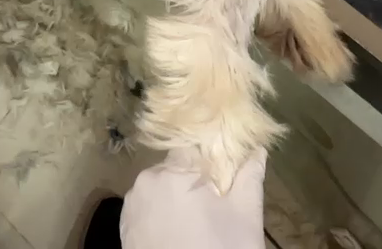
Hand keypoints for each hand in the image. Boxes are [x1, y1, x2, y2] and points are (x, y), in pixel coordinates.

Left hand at [120, 150, 266, 248]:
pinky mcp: (124, 224)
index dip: (208, 158)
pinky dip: (159, 215)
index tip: (220, 174)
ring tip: (195, 226)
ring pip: (159, 187)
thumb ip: (249, 178)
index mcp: (176, 169)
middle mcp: (148, 177)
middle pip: (175, 168)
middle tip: (211, 209)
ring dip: (175, 199)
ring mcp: (132, 201)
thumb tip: (256, 148)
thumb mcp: (245, 220)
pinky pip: (146, 207)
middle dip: (193, 183)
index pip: (192, 147)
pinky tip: (176, 234)